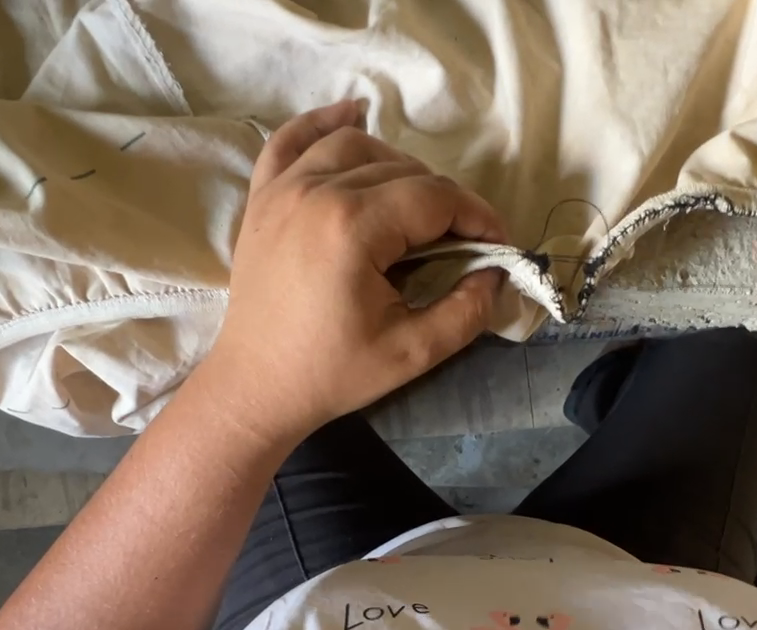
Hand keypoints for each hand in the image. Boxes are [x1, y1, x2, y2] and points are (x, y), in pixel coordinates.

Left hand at [199, 100, 507, 445]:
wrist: (257, 388)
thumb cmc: (333, 375)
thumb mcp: (413, 353)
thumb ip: (466, 311)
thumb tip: (497, 274)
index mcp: (354, 227)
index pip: (435, 198)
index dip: (478, 218)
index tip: (499, 245)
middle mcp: (316, 191)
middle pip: (402, 170)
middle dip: (444, 202)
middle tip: (462, 243)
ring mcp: (282, 189)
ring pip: (356, 147)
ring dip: (397, 167)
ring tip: (418, 207)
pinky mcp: (262, 199)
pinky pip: (292, 140)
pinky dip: (324, 124)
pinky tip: (352, 115)